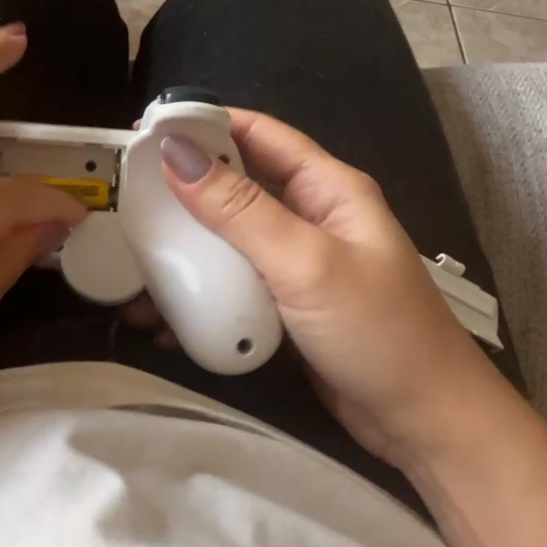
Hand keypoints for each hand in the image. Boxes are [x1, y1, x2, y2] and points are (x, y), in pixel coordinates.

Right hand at [157, 109, 515, 465]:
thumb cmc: (377, 332)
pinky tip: (164, 314)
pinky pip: (231, 288)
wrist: (422, 420)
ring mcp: (294, 267)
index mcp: (327, 189)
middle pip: (234, 189)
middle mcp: (309, 219)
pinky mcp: (282, 309)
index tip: (144, 134)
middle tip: (123, 204)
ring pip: (226, 243)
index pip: (258, 135)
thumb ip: (240, 210)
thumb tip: (177, 154)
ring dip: (183, 253)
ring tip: (132, 267)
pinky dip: (197, 295)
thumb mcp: (306, 263)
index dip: (204, 125)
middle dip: (181, 194)